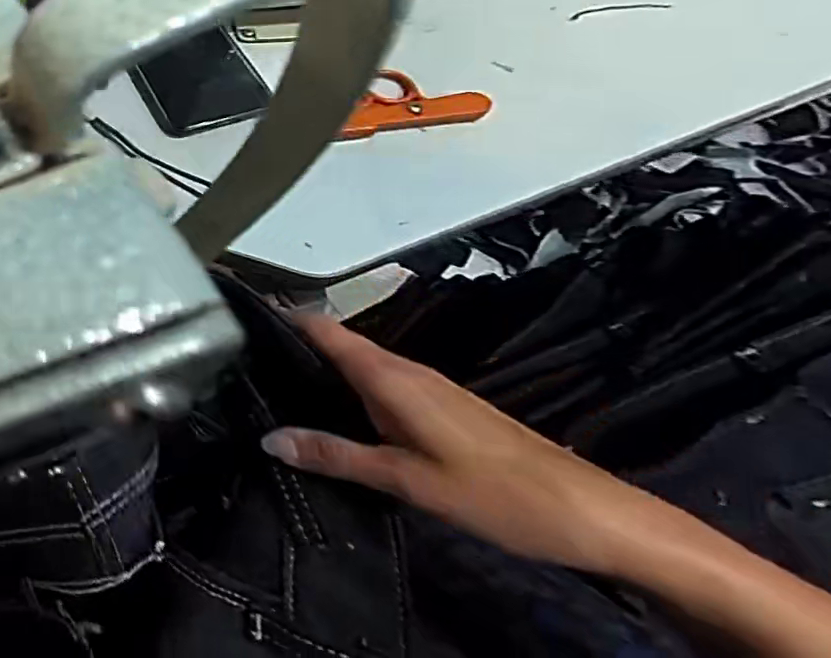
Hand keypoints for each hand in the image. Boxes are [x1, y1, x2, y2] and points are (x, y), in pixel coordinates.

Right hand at [261, 313, 680, 576]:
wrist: (594, 515)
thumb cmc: (499, 493)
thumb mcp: (407, 480)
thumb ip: (336, 456)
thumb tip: (270, 438)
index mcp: (388, 375)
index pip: (321, 327)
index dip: (280, 315)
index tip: (237, 319)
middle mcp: (403, 369)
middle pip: (333, 341)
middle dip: (289, 344)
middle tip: (243, 363)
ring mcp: (424, 385)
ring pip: (354, 362)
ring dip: (317, 368)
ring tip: (275, 387)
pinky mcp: (438, 404)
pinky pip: (375, 381)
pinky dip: (344, 387)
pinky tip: (333, 415)